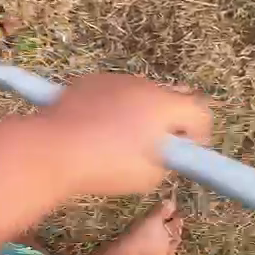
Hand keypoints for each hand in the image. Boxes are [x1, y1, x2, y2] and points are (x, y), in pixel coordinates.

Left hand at [33, 74, 211, 195]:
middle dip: (172, 119)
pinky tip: (99, 126)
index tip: (185, 153)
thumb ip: (167, 160)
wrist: (53, 147)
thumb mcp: (149, 176)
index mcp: (166, 105)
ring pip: (142, 93)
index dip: (199, 134)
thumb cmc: (106, 165)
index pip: (201, 112)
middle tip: (157, 145)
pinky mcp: (92, 80)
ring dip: (142, 111)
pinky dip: (116, 105)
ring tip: (121, 138)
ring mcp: (117, 79)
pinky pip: (116, 91)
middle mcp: (145, 85)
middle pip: (173, 97)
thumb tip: (164, 153)